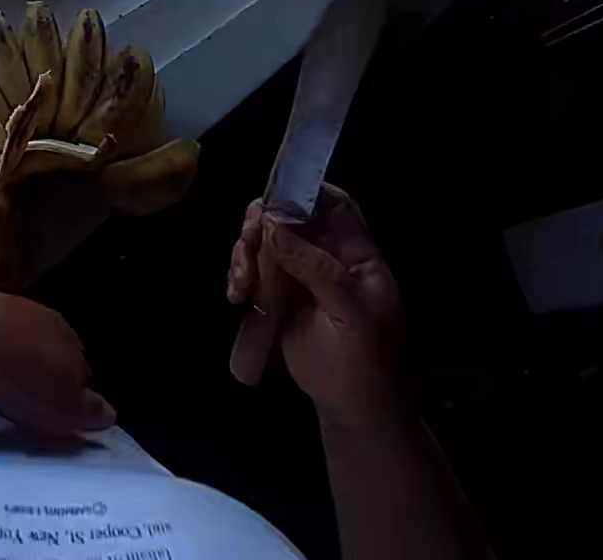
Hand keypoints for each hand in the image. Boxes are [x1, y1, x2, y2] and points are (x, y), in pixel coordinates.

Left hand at [0, 290, 116, 435]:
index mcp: (73, 342)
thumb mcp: (63, 409)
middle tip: (29, 397)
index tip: (58, 411)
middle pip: (54, 348)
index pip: (81, 369)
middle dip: (45, 369)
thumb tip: (111, 413)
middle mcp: (50, 319)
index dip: (72, 391)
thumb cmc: (22, 378)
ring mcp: (16, 308)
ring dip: (17, 355)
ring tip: (1, 380)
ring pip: (24, 336)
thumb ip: (89, 411)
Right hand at [226, 186, 404, 421]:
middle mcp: (324, 252)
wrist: (352, 409)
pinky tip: (236, 295)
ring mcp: (298, 271)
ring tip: (240, 285)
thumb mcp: (351, 314)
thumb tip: (274, 225)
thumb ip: (316, 268)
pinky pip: (252, 268)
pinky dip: (239, 274)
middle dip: (261, 223)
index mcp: (353, 251)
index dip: (303, 192)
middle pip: (287, 216)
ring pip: (264, 240)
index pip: (332, 203)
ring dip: (244, 252)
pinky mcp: (277, 292)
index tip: (273, 201)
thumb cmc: (366, 361)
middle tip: (246, 242)